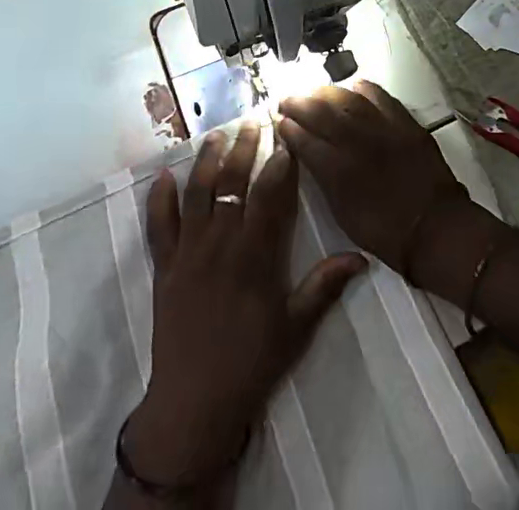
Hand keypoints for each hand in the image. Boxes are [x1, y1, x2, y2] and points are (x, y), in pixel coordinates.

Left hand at [127, 122, 366, 487]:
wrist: (195, 398)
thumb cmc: (251, 363)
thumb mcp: (295, 328)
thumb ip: (323, 287)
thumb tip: (359, 257)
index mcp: (254, 257)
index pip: (268, 198)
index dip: (278, 166)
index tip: (286, 139)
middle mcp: (219, 244)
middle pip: (231, 185)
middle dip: (243, 149)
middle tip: (253, 120)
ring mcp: (187, 251)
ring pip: (196, 194)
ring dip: (205, 162)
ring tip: (215, 135)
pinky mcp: (163, 265)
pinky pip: (158, 225)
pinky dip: (159, 199)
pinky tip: (163, 176)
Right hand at [278, 82, 514, 304]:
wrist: (437, 230)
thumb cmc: (384, 231)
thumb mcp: (341, 211)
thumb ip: (321, 177)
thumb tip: (306, 152)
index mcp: (335, 168)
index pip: (301, 137)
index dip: (287, 127)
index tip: (279, 122)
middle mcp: (355, 141)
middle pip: (317, 110)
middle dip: (297, 103)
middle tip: (286, 101)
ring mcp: (381, 128)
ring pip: (345, 97)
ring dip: (323, 92)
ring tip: (313, 93)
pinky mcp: (404, 122)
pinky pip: (378, 95)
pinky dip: (361, 89)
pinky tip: (352, 89)